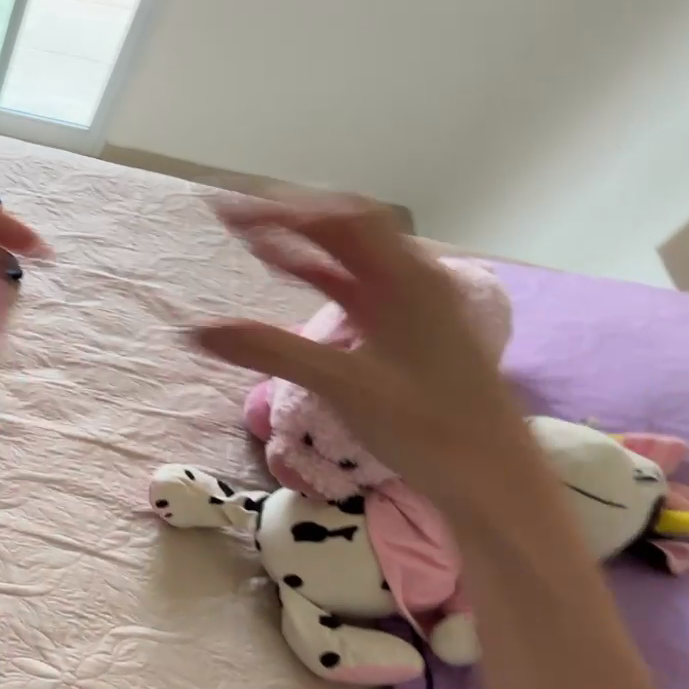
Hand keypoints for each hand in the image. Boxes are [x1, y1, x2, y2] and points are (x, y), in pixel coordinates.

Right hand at [193, 192, 529, 505]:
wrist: (492, 478)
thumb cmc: (427, 428)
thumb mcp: (343, 385)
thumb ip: (269, 351)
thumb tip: (195, 331)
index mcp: (407, 283)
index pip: (341, 222)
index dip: (282, 210)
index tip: (229, 211)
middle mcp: (411, 282)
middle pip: (346, 228)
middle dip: (286, 216)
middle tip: (230, 214)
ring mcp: (408, 306)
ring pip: (349, 256)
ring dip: (299, 241)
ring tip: (248, 234)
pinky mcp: (401, 331)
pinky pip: (352, 286)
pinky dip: (313, 273)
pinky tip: (286, 274)